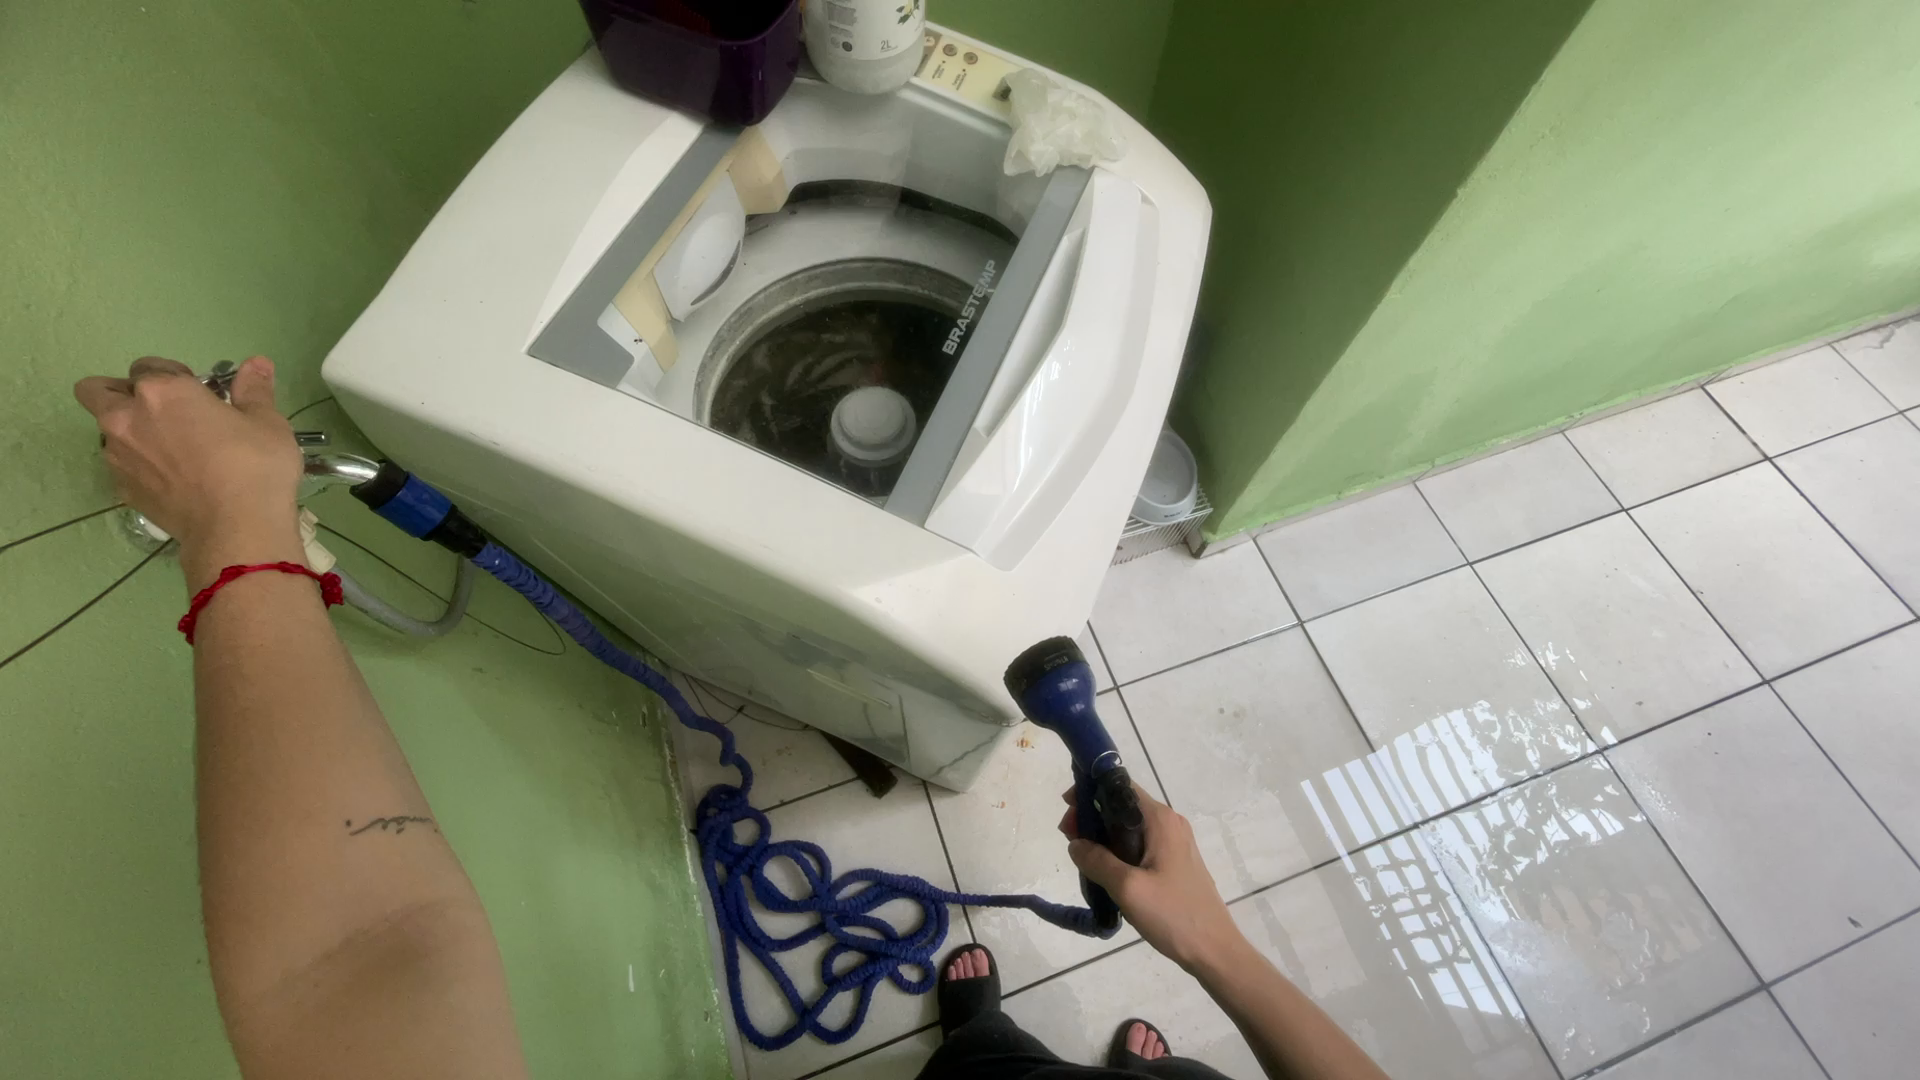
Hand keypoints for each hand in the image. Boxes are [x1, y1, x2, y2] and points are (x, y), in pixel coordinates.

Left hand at [74, 356, 302, 565]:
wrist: (237, 523)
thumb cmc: (258, 466)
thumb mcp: (270, 424)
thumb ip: (255, 391)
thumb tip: (257, 362)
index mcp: (165, 392)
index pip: (152, 366)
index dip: (178, 376)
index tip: (203, 394)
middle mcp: (127, 415)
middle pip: (98, 389)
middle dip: (124, 393)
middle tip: (166, 412)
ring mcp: (118, 452)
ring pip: (109, 430)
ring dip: (135, 431)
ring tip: (179, 452)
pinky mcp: (121, 484)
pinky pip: (124, 464)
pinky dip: (144, 464)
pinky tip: (179, 479)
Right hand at [1059, 782, 1243, 972]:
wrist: (1216, 952)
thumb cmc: (1174, 915)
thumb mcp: (1128, 888)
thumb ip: (1096, 861)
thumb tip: (1075, 843)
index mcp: (1160, 819)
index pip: (1118, 786)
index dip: (1089, 793)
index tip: (1068, 815)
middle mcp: (1169, 823)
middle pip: (1121, 806)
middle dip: (1092, 819)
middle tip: (1072, 844)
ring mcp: (1174, 843)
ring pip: (1129, 827)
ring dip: (1104, 838)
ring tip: (1085, 862)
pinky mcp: (1175, 861)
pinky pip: (1140, 845)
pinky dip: (1119, 851)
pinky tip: (1108, 874)